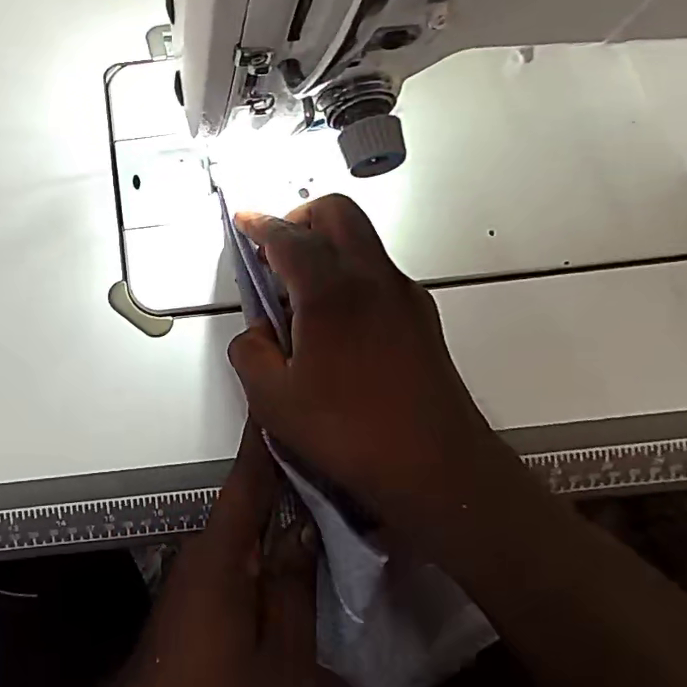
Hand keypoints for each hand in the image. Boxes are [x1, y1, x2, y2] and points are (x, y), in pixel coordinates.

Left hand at [77, 428, 316, 686]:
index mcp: (221, 553)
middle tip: (326, 446)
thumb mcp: (280, 658)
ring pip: (243, 523)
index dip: (264, 435)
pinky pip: (235, 549)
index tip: (277, 391)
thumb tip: (304, 528)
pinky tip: (292, 543)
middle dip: (283, 471)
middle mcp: (202, 548)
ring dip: (276, 506)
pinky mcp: (196, 590)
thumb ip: (293, 587)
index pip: (247, 478)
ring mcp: (196, 568)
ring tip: (322, 488)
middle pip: (247, 496)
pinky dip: (264, 538)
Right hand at [227, 195, 524, 542]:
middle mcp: (373, 281)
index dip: (259, 224)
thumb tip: (257, 335)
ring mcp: (403, 297)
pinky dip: (346, 274)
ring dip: (324, 247)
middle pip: (337, 214)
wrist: (440, 473)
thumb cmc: (354, 434)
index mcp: (332, 292)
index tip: (245, 222)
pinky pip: (375, 273)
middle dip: (299, 218)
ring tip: (296, 292)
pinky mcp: (420, 319)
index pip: (289, 236)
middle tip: (273, 249)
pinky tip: (329, 321)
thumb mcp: (273, 398)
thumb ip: (249, 352)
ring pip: (360, 241)